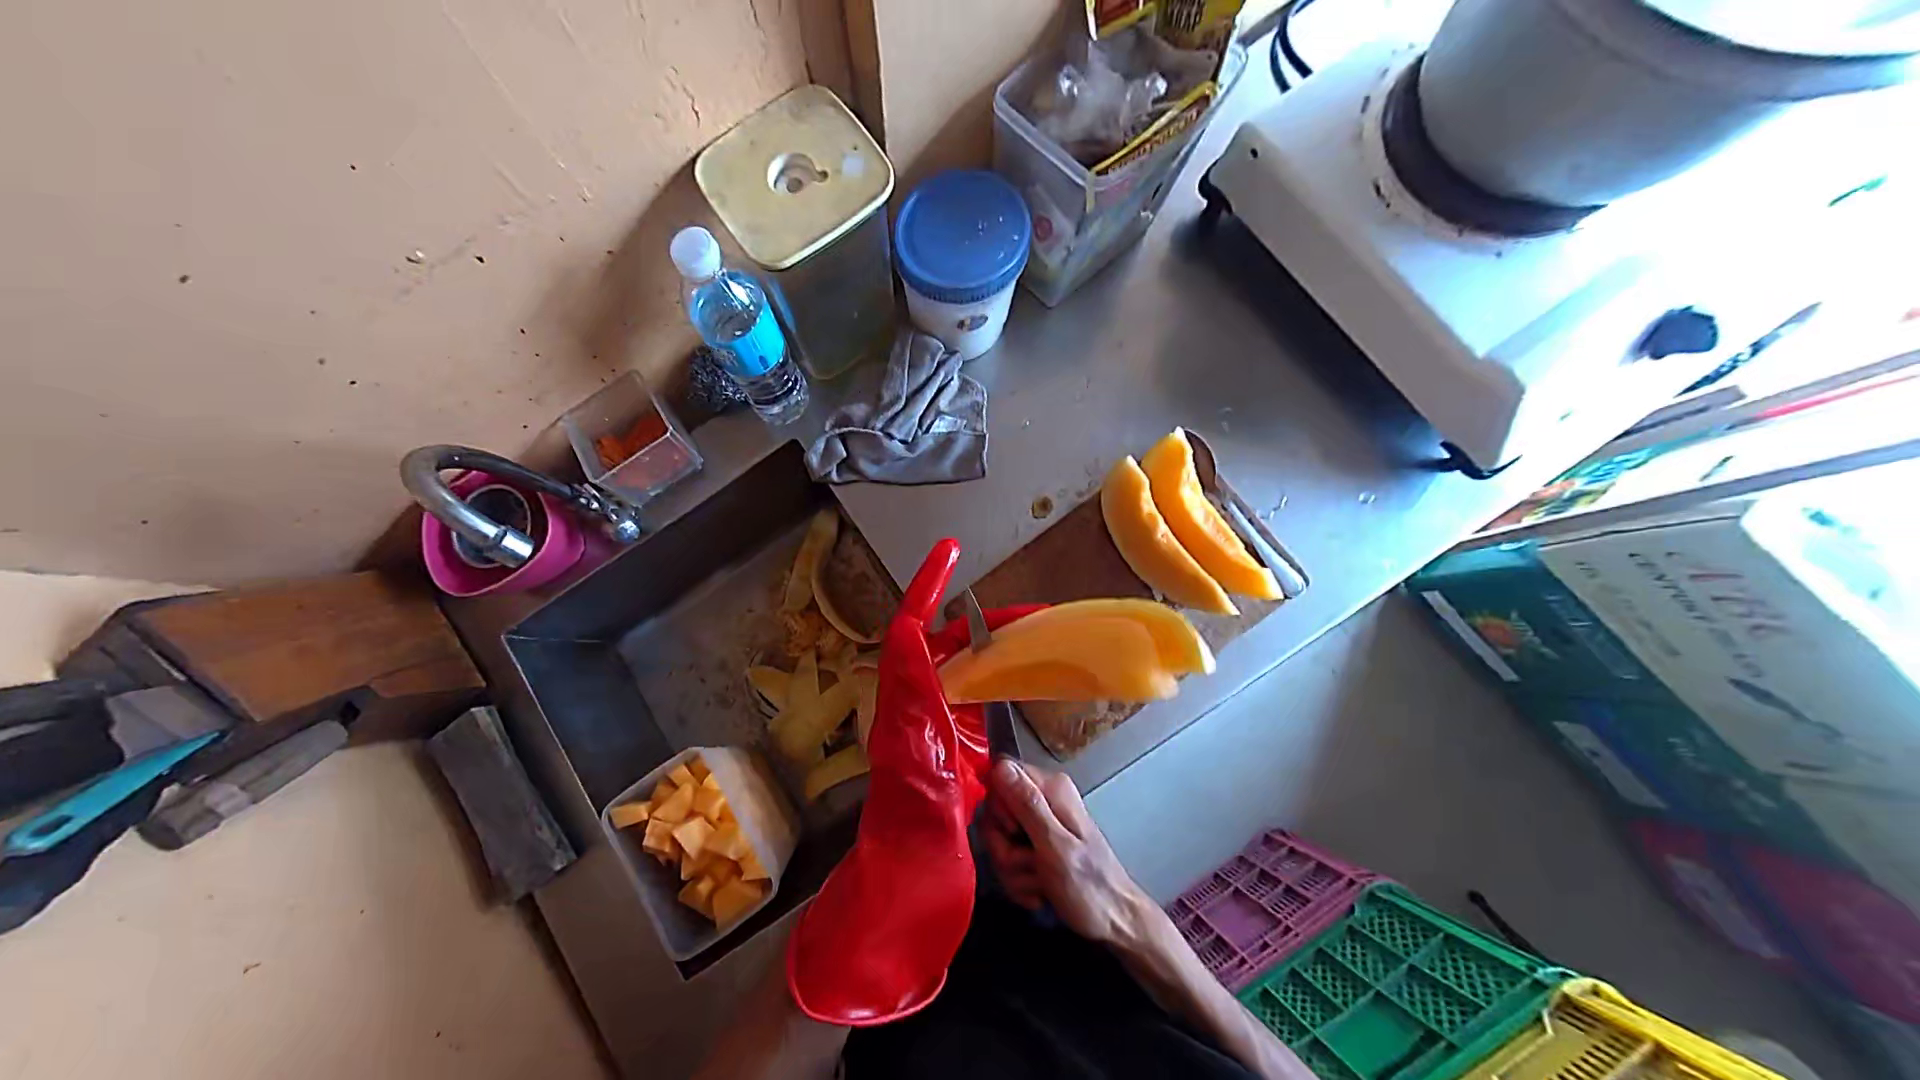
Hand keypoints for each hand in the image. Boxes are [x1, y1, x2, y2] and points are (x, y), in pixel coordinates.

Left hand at [785, 541, 1044, 1026]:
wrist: (903, 907)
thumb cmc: (913, 870)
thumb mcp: (928, 808)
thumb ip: (925, 739)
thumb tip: (916, 675)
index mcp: (906, 723)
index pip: (908, 640)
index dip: (926, 592)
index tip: (950, 555)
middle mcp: (910, 716)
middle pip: (935, 646)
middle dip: (974, 618)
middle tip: (1027, 609)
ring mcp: (927, 729)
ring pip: (952, 667)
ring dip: (987, 644)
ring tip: (1030, 629)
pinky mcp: (944, 746)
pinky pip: (965, 694)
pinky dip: (993, 674)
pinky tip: (1018, 672)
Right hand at [982, 759, 1153, 946]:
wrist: (1115, 921)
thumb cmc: (1090, 886)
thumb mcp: (1055, 846)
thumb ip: (1027, 805)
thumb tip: (1000, 766)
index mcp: (1051, 788)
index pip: (1000, 775)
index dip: (998, 805)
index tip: (1014, 832)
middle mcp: (1044, 800)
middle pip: (995, 812)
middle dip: (1004, 847)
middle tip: (1030, 865)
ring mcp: (1040, 825)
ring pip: (999, 840)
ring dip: (1013, 869)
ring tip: (1040, 882)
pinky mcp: (1036, 848)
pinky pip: (1008, 860)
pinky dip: (1019, 880)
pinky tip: (1040, 890)